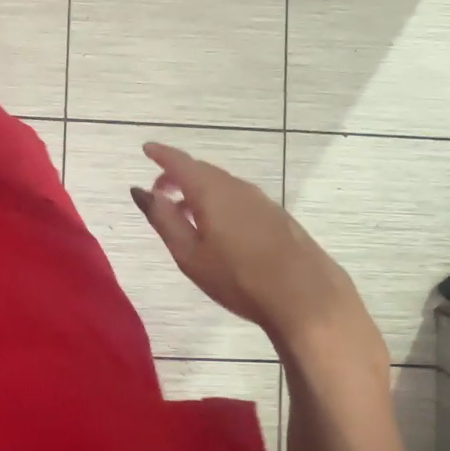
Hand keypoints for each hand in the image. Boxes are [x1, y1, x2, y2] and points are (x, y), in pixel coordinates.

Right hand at [132, 142, 376, 359]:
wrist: (309, 301)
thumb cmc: (238, 278)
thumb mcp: (189, 254)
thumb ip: (163, 218)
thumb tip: (140, 190)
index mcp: (210, 191)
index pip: (179, 161)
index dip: (161, 154)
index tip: (146, 149)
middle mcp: (236, 187)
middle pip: (201, 171)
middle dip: (177, 176)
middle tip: (160, 193)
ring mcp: (262, 201)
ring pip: (222, 185)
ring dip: (200, 192)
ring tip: (187, 215)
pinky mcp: (280, 217)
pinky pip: (240, 198)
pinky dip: (221, 202)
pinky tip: (221, 229)